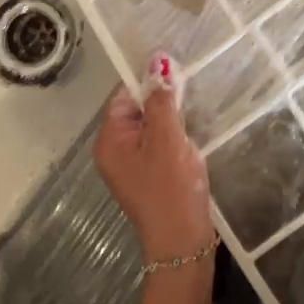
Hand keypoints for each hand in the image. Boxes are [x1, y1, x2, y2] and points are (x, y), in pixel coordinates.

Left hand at [93, 80, 214, 262]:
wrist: (182, 243)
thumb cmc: (171, 187)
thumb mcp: (167, 137)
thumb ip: (162, 98)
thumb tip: (157, 60)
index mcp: (110, 139)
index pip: (124, 94)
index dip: (148, 77)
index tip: (174, 66)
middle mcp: (115, 150)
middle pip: (136, 107)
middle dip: (161, 96)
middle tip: (188, 84)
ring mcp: (132, 164)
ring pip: (150, 124)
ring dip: (171, 115)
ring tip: (193, 104)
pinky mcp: (150, 174)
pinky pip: (158, 142)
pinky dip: (174, 133)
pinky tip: (192, 131)